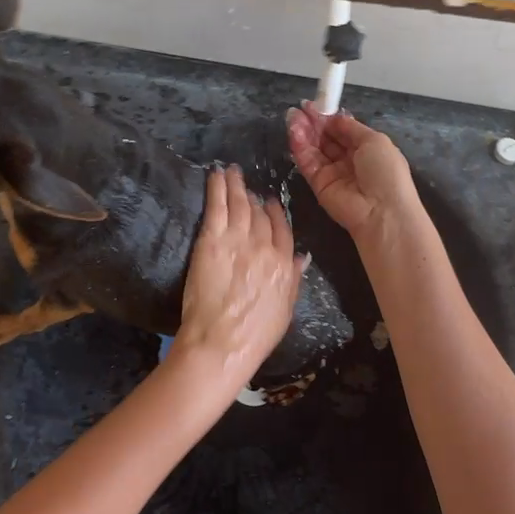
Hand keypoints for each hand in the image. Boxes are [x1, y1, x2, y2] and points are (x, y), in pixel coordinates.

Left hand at [173, 165, 306, 383]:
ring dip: (236, 185)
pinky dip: (217, 188)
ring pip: (240, 205)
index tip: (270, 203)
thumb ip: (293, 280)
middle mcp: (264, 247)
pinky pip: (217, 206)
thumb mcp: (285, 310)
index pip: (282, 230)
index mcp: (284, 265)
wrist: (222, 342)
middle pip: (261, 216)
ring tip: (232, 171)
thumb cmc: (255, 336)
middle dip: (255, 199)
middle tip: (248, 188)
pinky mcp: (212, 240)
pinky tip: (216, 175)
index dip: (276, 214)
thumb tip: (302, 258)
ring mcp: (238, 240)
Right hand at [286, 102, 420, 239]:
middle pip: (326, 138)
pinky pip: (307, 163)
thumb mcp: (374, 141)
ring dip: (303, 132)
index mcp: (367, 149)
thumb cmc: (385, 172)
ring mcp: (333, 173)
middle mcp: (349, 160)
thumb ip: (351, 128)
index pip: (342, 130)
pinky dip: (300, 147)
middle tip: (299, 109)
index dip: (329, 117)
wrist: (381, 211)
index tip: (314, 104)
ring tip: (293, 117)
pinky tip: (294, 131)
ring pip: (314, 149)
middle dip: (313, 123)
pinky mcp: (318, 185)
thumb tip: (335, 116)